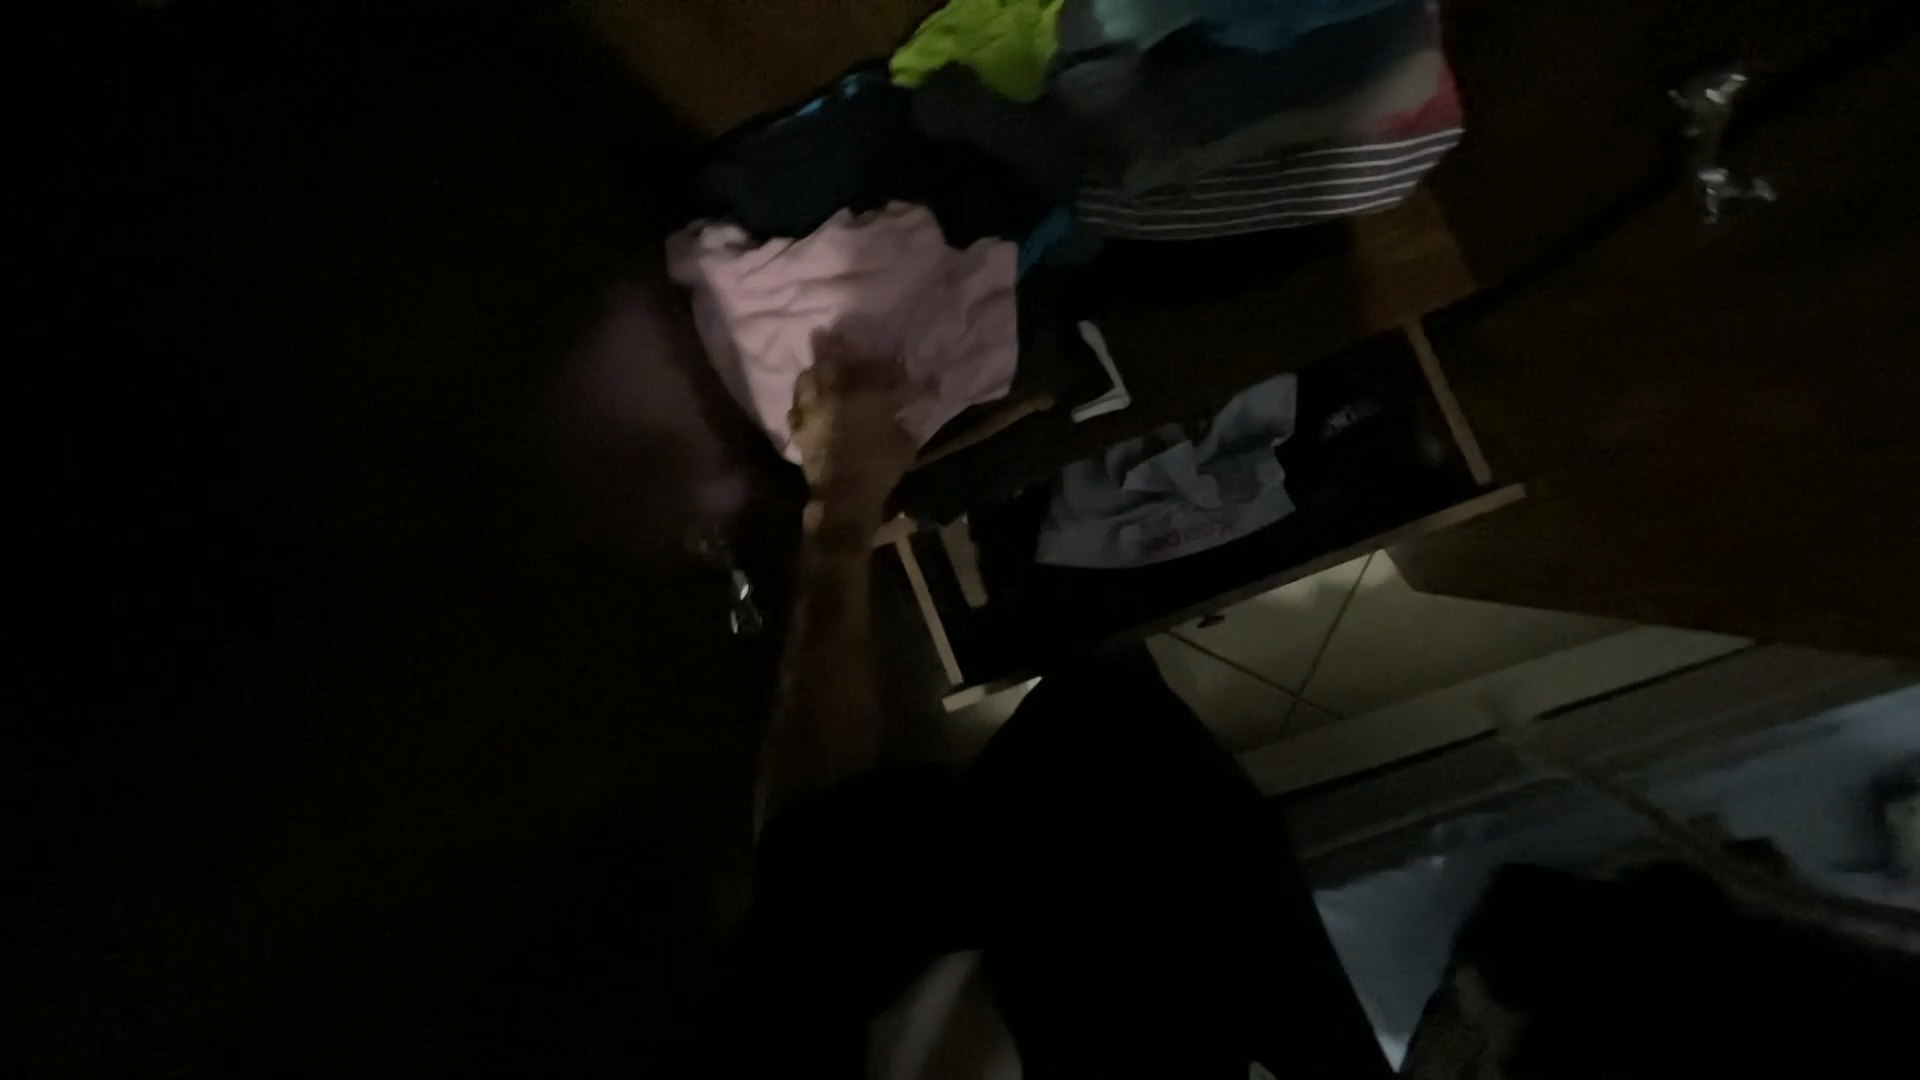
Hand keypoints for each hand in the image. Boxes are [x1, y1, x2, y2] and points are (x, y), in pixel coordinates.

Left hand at [788, 333, 916, 519]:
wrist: (843, 499)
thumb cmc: (879, 470)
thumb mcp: (905, 445)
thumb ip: (907, 422)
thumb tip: (911, 409)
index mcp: (863, 397)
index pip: (880, 374)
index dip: (892, 368)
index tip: (899, 362)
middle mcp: (833, 398)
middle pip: (832, 363)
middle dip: (837, 348)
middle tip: (839, 336)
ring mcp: (811, 413)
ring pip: (808, 380)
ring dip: (816, 369)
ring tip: (821, 365)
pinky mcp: (799, 431)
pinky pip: (796, 408)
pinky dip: (803, 400)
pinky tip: (808, 400)